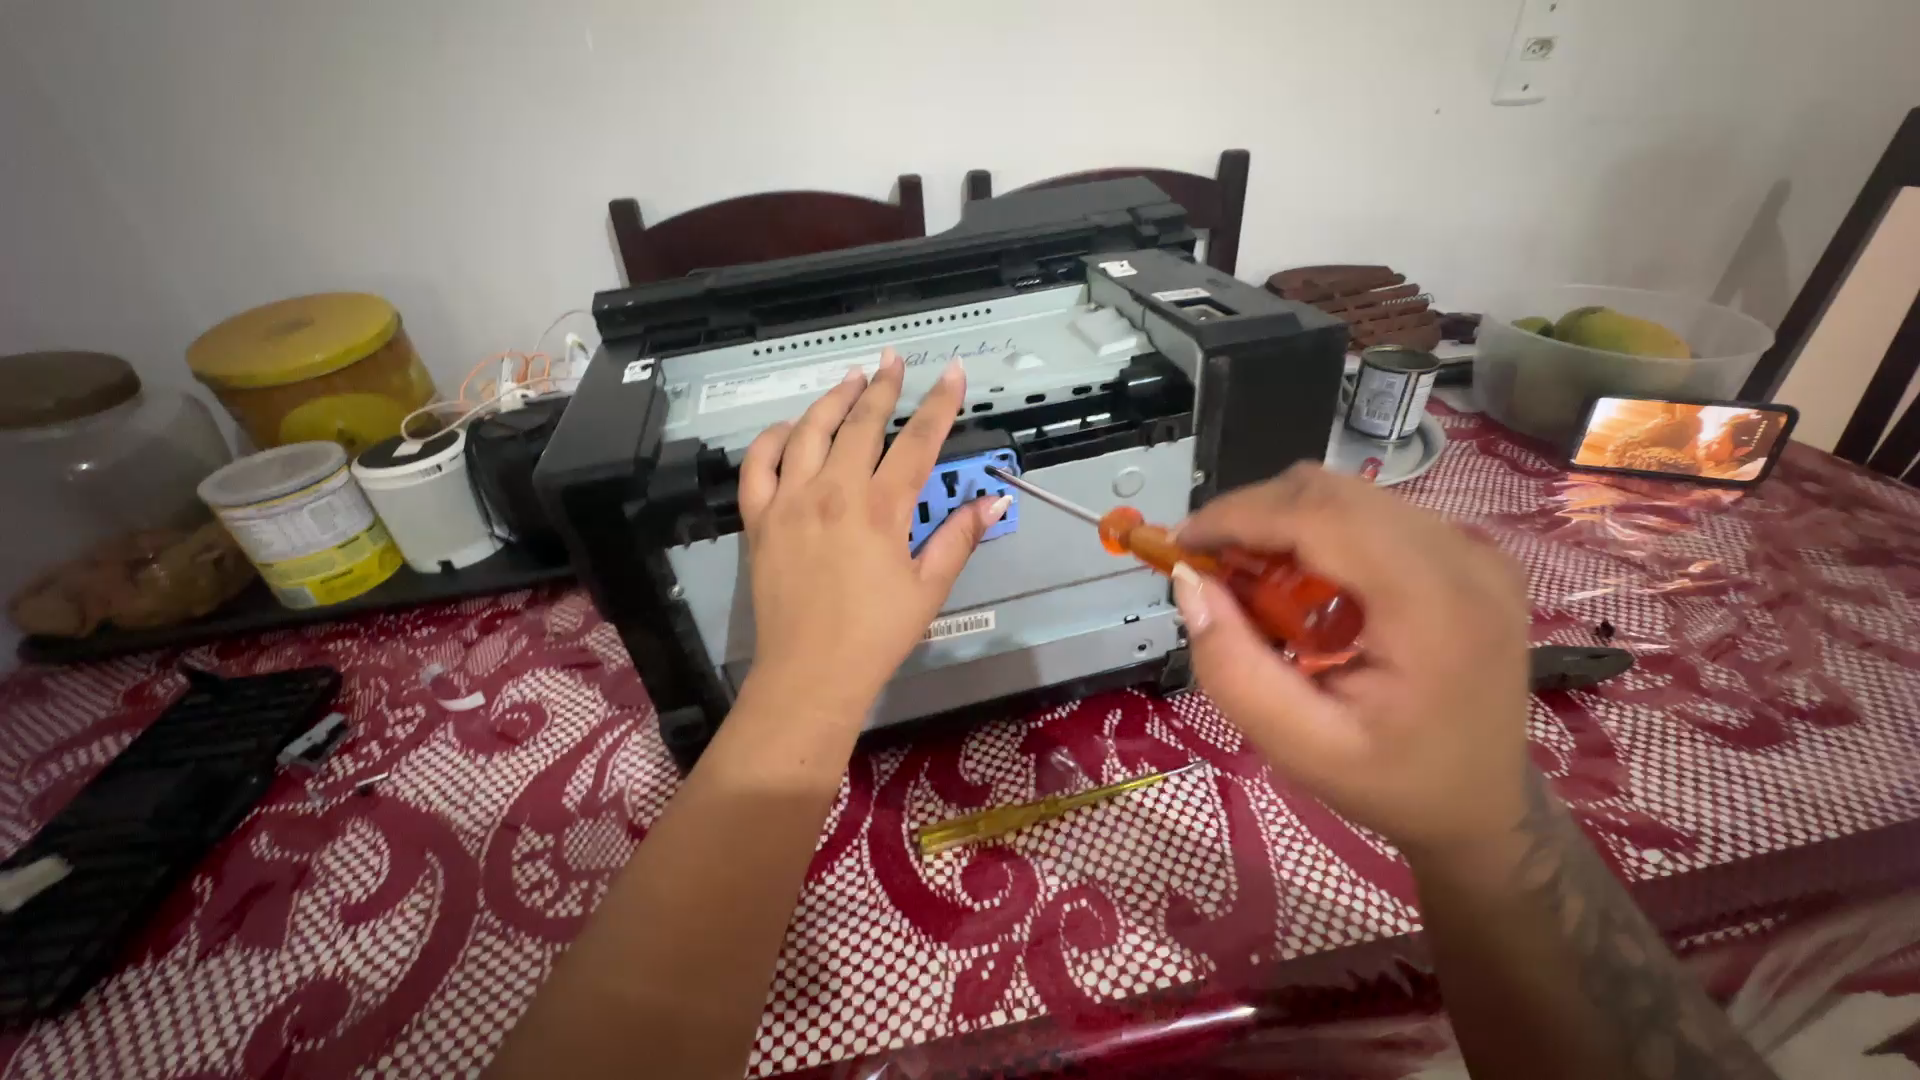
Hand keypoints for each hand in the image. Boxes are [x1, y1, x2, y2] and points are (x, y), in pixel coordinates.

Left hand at [737, 349, 1009, 718]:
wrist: (810, 675)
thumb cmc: (877, 635)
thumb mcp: (929, 588)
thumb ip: (959, 537)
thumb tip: (993, 499)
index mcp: (882, 508)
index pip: (918, 441)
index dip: (939, 402)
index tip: (950, 371)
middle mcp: (834, 491)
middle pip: (862, 423)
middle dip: (883, 387)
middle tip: (892, 361)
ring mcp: (790, 501)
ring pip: (810, 431)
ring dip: (832, 399)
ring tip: (851, 378)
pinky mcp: (759, 519)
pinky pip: (758, 464)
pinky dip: (773, 438)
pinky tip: (790, 428)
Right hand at [1170, 464, 1532, 856]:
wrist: (1482, 804)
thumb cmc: (1390, 782)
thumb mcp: (1296, 745)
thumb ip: (1232, 666)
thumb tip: (1189, 581)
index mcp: (1433, 606)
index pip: (1321, 515)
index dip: (1239, 515)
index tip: (1180, 543)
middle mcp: (1464, 557)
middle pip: (1331, 492)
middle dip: (1252, 516)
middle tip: (1207, 566)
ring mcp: (1474, 549)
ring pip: (1346, 494)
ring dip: (1280, 523)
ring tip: (1249, 578)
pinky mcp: (1467, 551)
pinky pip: (1370, 512)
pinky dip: (1314, 533)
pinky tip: (1297, 582)